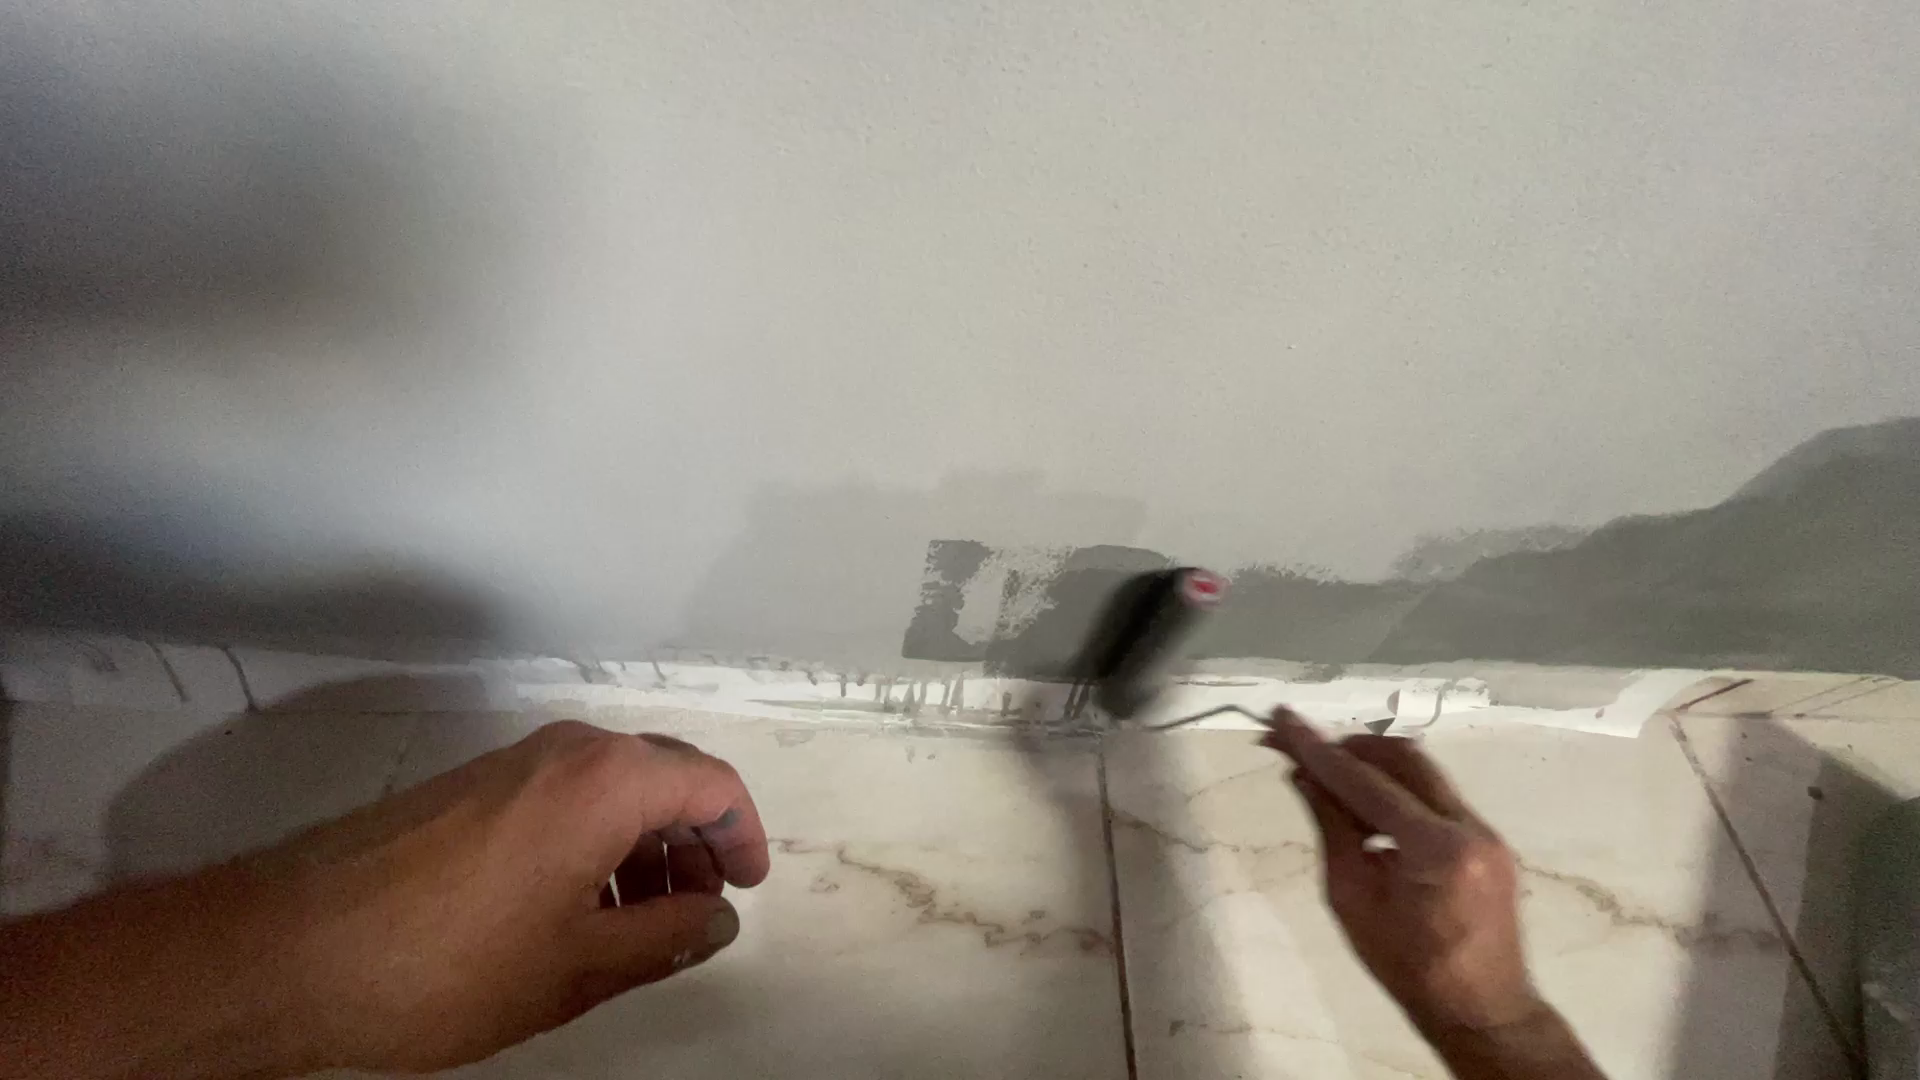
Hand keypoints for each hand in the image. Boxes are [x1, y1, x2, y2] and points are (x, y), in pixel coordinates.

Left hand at [0, 719, 770, 1078]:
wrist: (278, 949)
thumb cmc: (449, 961)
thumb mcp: (577, 965)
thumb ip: (668, 937)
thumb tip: (719, 919)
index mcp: (612, 779)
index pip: (714, 785)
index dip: (744, 835)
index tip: (747, 886)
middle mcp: (577, 748)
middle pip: (672, 774)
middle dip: (699, 836)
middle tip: (702, 900)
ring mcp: (525, 758)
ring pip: (621, 782)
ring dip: (651, 837)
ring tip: (645, 909)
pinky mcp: (484, 778)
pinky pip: (574, 790)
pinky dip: (603, 833)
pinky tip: (583, 894)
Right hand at [1259, 709, 1540, 1035]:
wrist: (1483, 1013)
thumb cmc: (1406, 964)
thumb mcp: (1350, 896)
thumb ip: (1330, 825)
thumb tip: (1303, 774)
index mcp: (1436, 847)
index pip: (1364, 781)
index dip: (1315, 748)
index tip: (1280, 719)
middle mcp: (1469, 826)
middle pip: (1400, 756)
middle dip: (1345, 745)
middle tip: (1299, 745)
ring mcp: (1485, 830)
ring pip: (1419, 768)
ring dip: (1369, 762)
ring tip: (1326, 775)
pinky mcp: (1486, 838)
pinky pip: (1431, 792)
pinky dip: (1392, 786)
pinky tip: (1362, 806)